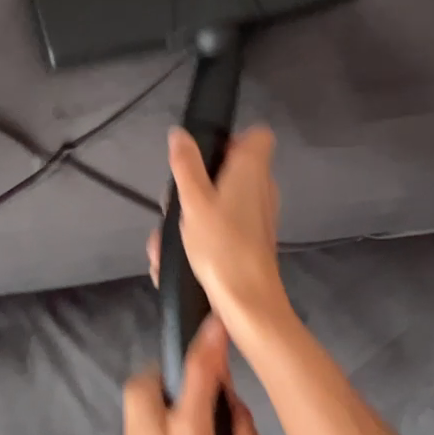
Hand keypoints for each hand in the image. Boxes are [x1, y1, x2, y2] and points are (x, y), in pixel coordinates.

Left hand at [125, 317, 264, 434]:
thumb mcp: (192, 422)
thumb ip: (204, 369)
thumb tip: (216, 316)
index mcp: (143, 389)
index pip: (189, 358)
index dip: (216, 376)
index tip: (232, 396)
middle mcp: (152, 408)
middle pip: (209, 391)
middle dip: (234, 418)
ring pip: (218, 418)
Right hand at [148, 126, 289, 331]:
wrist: (248, 301)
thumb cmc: (221, 245)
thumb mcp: (193, 201)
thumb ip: (186, 164)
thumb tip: (180, 133)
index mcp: (252, 168)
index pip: (258, 135)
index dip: (233, 139)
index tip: (206, 156)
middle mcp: (262, 187)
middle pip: (232, 169)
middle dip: (199, 182)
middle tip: (177, 202)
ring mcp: (260, 215)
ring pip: (223, 200)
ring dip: (194, 214)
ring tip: (171, 236)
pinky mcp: (253, 240)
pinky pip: (226, 225)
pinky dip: (204, 234)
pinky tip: (181, 255)